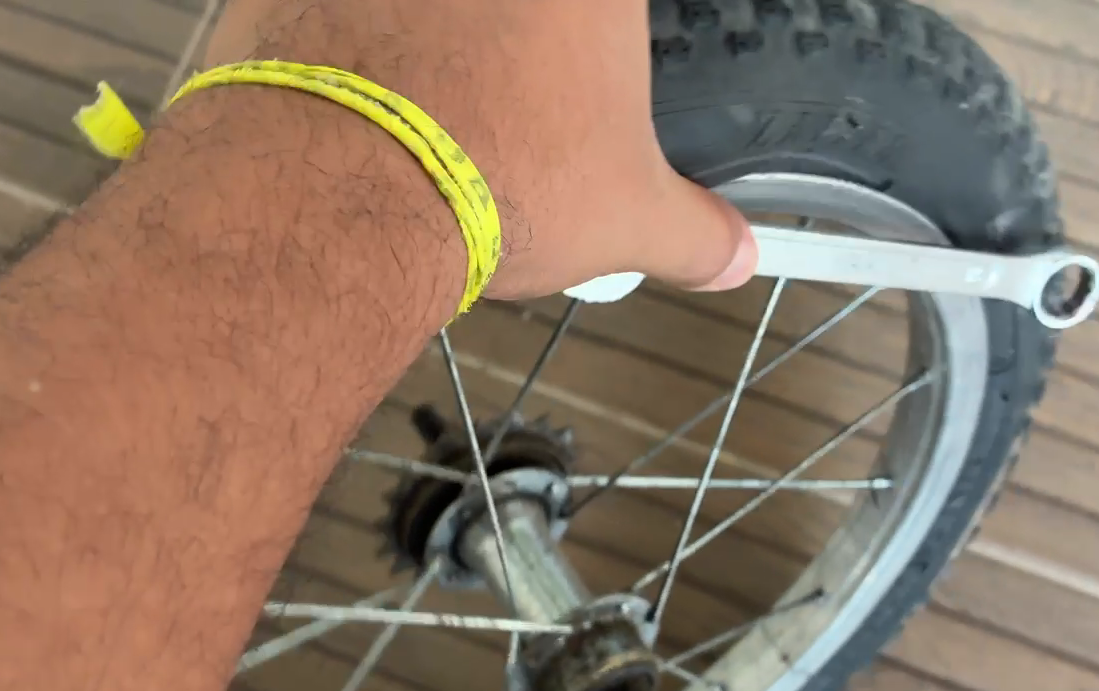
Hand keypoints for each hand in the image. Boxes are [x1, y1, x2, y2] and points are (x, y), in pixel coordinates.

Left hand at [202, 0, 757, 299]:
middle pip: (530, 19)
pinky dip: (369, 35)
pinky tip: (377, 95)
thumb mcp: (630, 221)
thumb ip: (695, 234)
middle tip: (514, 105)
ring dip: (450, 42)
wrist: (361, 187)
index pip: (614, 17)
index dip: (601, 54)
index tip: (586, 103)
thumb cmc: (514, 182)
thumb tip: (737, 258)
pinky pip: (362, 13)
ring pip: (445, 15)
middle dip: (527, 50)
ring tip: (443, 111)